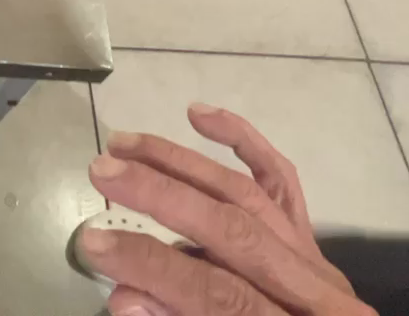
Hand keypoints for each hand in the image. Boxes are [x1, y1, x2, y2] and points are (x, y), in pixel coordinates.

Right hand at [79, 105, 372, 315]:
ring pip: (244, 193)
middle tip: (101, 171)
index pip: (217, 293)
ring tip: (122, 144)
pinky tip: (197, 113)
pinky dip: (242, 138)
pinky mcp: (308, 239)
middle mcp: (317, 292)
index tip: (91, 241)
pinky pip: (279, 177)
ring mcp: (315, 261)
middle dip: (159, 195)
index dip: (151, 264)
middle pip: (232, 229)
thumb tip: (122, 294)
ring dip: (177, 162)